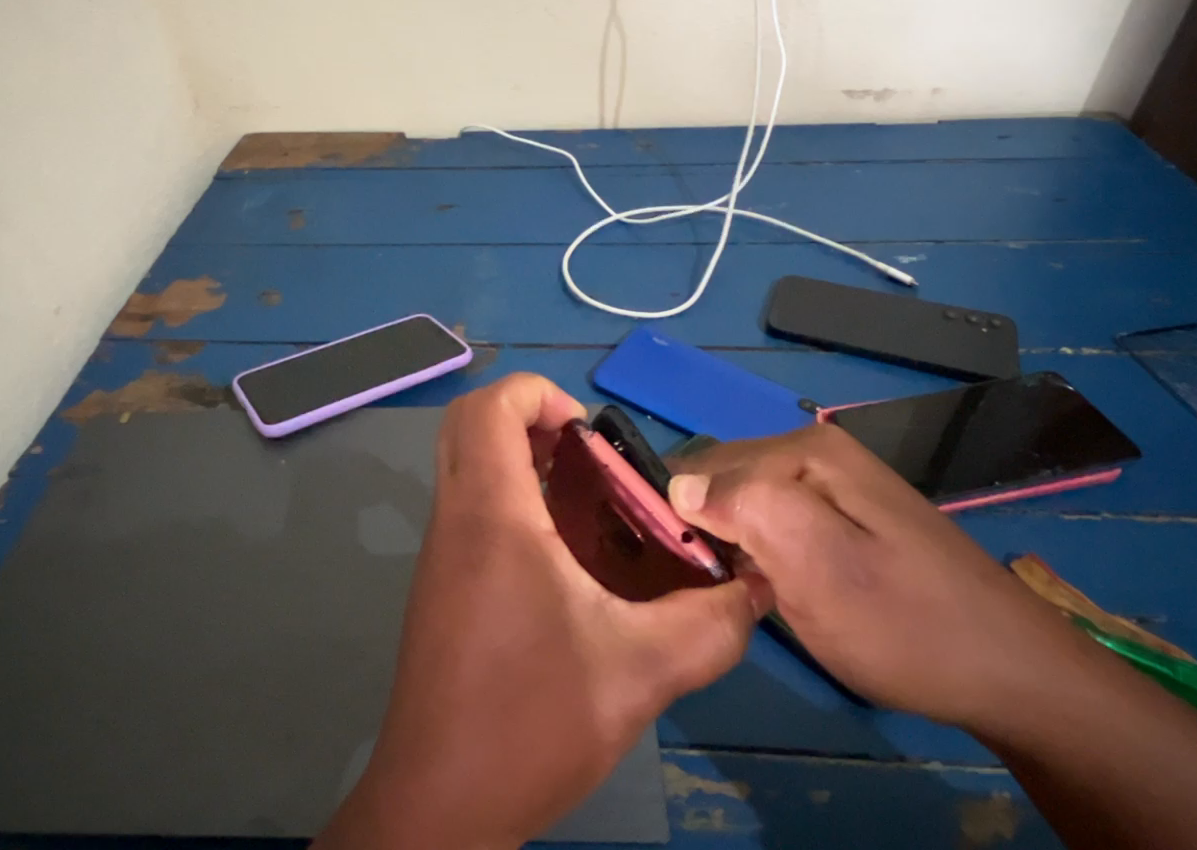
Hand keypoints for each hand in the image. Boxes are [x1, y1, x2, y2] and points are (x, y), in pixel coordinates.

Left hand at [314, 374, 765, 849]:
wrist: (440, 804)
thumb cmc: (532, 721)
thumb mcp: (641, 673)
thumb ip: (711, 625)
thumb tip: (757, 590)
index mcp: (492, 518)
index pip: (488, 407)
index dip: (537, 392)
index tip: (589, 432)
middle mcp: (454, 522)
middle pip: (467, 425)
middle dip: (529, 420)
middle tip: (591, 462)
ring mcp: (439, 557)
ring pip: (465, 469)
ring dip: (519, 464)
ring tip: (589, 508)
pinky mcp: (439, 590)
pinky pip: (468, 512)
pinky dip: (509, 504)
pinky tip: (565, 563)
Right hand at [667, 424, 1104, 734]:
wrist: (1009, 673)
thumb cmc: (905, 626)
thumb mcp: (818, 568)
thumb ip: (747, 508)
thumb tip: (677, 485)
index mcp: (803, 451)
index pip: (699, 468)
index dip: (676, 518)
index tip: (678, 573)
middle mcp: (814, 451)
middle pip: (720, 480)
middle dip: (702, 528)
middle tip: (709, 588)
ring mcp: (832, 483)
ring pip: (743, 502)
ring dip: (730, 542)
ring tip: (738, 590)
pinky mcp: (843, 516)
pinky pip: (774, 519)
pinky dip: (759, 550)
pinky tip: (771, 584)